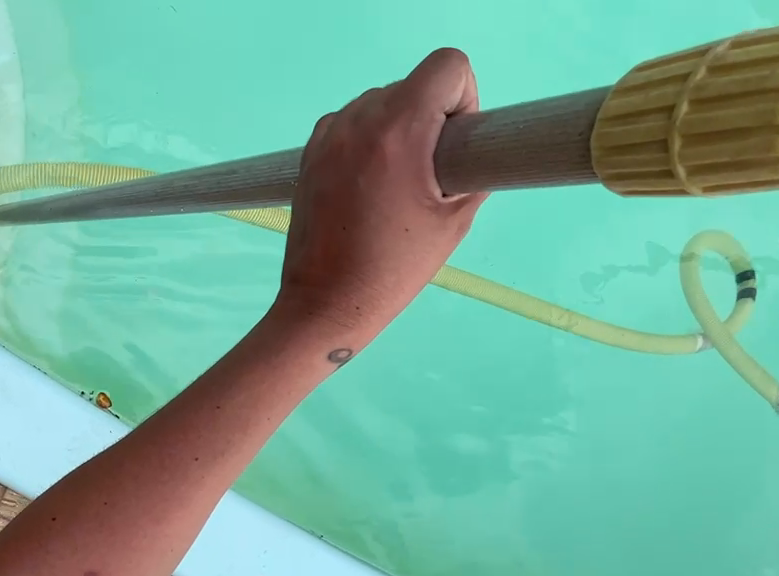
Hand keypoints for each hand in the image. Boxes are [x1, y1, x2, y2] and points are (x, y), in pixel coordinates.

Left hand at [269, 48, 487, 365]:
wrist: (324, 306)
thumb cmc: (390, 271)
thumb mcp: (454, 221)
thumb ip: (471, 170)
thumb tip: (471, 151)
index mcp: (396, 131)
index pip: (446, 66)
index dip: (462, 99)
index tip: (453, 145)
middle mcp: (355, 124)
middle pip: (410, 85)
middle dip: (427, 118)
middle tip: (425, 174)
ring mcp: (325, 140)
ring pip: (376, 104)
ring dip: (394, 129)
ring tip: (393, 184)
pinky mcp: (306, 160)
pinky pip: (346, 127)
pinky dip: (362, 142)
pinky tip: (365, 185)